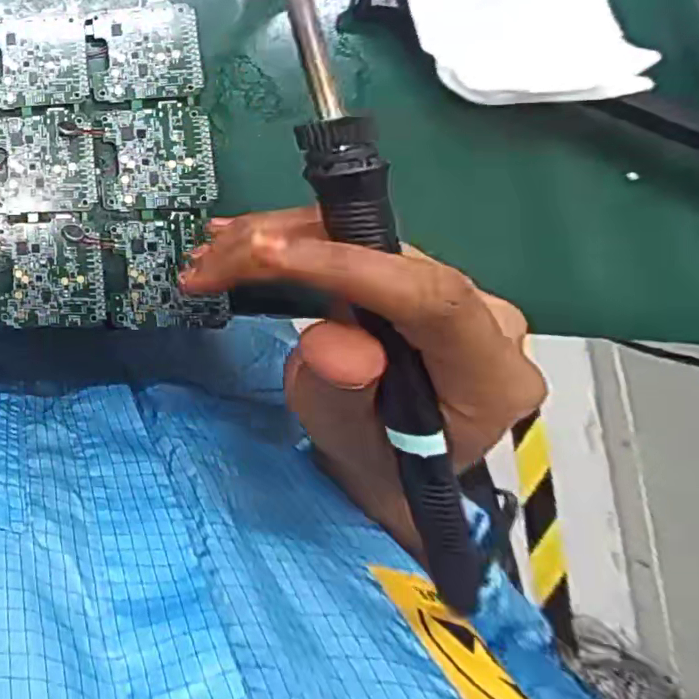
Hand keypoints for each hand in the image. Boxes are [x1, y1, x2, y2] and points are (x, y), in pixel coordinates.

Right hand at [178, 206, 545, 555]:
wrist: (387, 461)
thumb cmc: (375, 460)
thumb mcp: (351, 441)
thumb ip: (346, 395)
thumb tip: (331, 341)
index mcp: (488, 373)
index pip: (428, 297)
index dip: (343, 267)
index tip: (263, 257)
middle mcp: (480, 317)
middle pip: (382, 254)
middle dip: (284, 247)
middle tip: (210, 261)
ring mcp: (442, 290)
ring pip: (356, 237)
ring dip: (272, 239)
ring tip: (210, 255)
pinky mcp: (403, 278)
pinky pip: (345, 243)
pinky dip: (285, 240)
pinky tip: (241, 242)